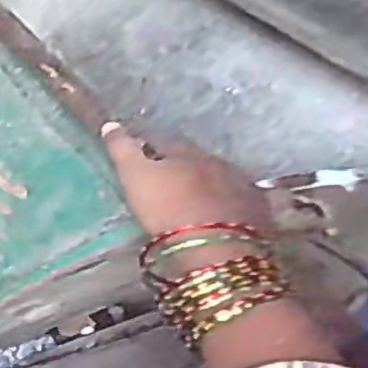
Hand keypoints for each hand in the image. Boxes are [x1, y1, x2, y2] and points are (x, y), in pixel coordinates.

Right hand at [99, 122, 269, 236]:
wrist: (213, 244)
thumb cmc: (165, 205)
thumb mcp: (133, 175)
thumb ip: (122, 149)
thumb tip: (110, 124)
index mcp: (186, 151)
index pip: (165, 141)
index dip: (150, 148)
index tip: (139, 158)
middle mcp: (217, 161)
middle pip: (195, 159)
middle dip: (181, 165)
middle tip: (164, 180)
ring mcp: (241, 184)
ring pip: (217, 177)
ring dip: (205, 183)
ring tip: (190, 198)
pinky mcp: (257, 208)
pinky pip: (237, 198)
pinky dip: (225, 200)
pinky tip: (216, 212)